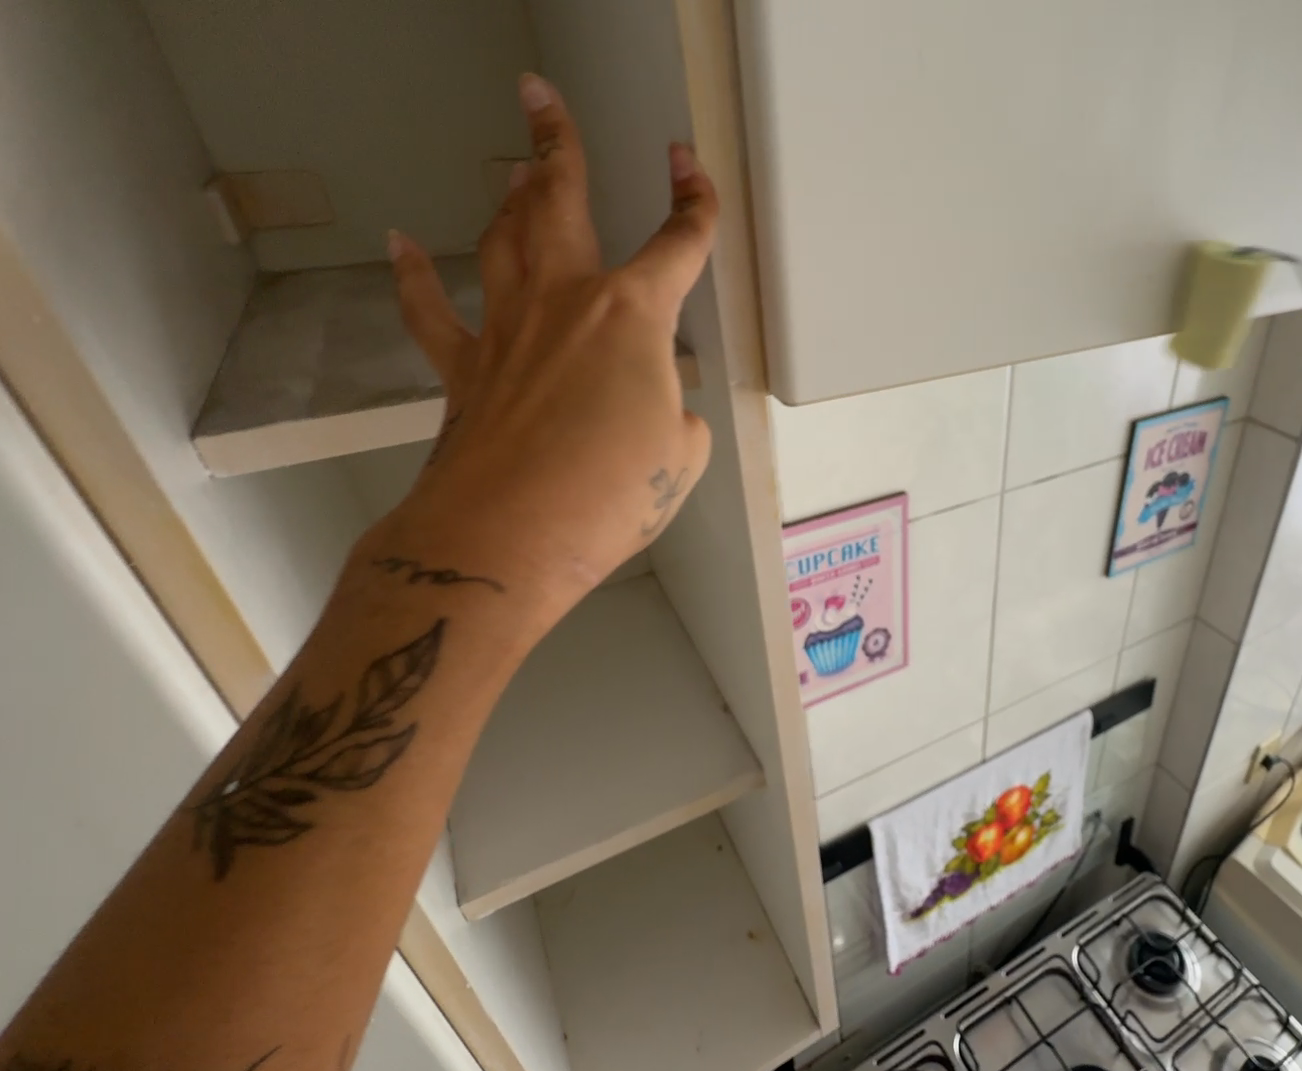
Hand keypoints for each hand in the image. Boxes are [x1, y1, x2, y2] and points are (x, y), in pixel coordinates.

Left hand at [379, 74, 713, 611]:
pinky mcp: (464, 369)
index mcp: (634, 316)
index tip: (688, 165)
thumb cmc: (613, 492)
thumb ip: (676, 416)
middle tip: (540, 96)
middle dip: (557, 144)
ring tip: (516, 165)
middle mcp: (565, 302)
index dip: (693, 203)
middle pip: (560, 204)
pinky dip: (415, 276)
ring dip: (511, 197)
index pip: (678, 245)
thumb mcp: (682, 454)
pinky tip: (401, 244)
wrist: (510, 537)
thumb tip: (654, 411)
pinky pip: (433, 310)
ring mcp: (506, 329)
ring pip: (505, 240)